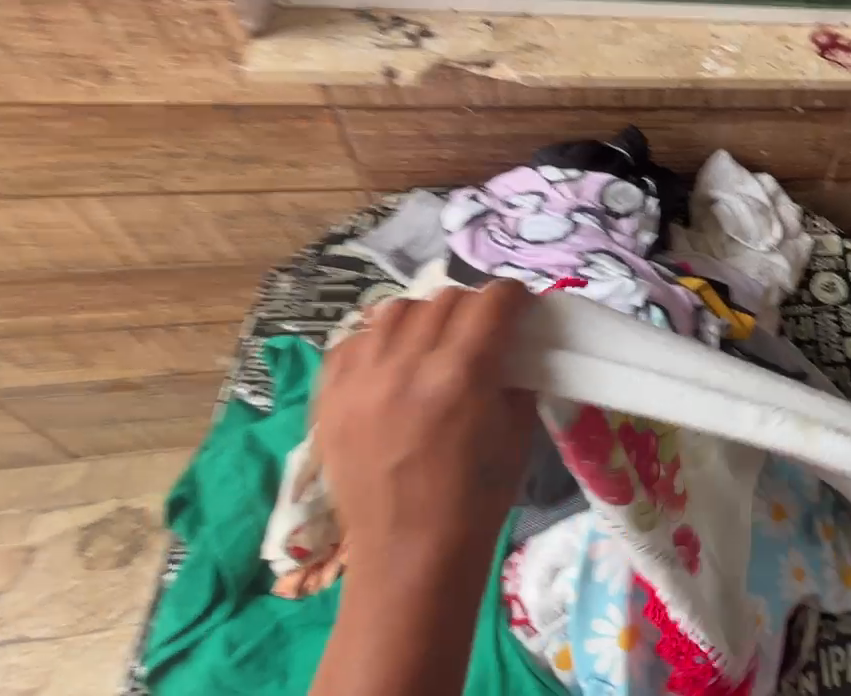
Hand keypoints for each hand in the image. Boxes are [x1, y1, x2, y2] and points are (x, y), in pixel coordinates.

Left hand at [315, 279, 540, 565]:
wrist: (410, 553)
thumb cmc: (479, 495)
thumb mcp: (519, 428)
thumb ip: (518, 374)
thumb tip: (517, 340)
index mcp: (462, 375)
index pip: (492, 301)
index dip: (514, 297)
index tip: (521, 308)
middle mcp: (406, 367)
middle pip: (446, 299)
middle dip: (473, 307)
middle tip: (484, 331)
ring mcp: (360, 382)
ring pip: (396, 309)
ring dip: (425, 316)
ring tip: (435, 341)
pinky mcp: (330, 399)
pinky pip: (353, 340)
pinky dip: (379, 340)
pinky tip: (394, 361)